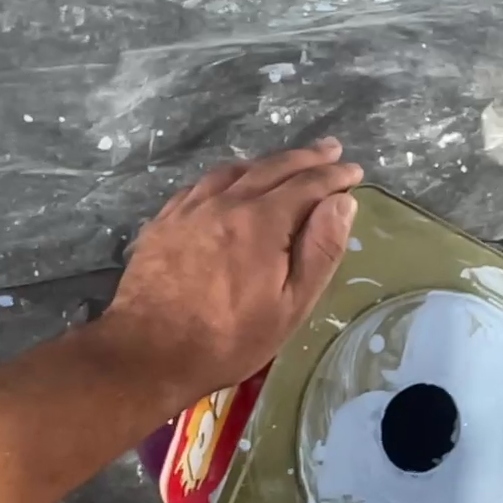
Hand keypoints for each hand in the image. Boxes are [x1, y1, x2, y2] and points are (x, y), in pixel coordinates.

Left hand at [103, 140, 362, 402]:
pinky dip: (228, 177)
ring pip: (234, 170)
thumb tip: (341, 202)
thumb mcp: (290, 306)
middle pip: (271, 167)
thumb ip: (320, 250)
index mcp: (261, 220)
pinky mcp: (163, 222)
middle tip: (331, 150)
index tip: (354, 170)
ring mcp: (189, 209)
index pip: (307, 184)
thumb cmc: (228, 339)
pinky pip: (202, 185)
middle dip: (306, 157)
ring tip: (285, 163)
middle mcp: (224, 202)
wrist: (148, 353)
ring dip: (266, 162)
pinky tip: (229, 185)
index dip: (335, 175)